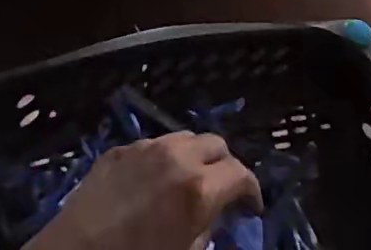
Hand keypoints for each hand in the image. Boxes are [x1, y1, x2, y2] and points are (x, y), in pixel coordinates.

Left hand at [25, 131, 262, 249]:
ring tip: (187, 183)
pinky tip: (151, 185)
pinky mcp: (119, 149)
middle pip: (216, 144)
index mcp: (198, 187)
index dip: (251, 191)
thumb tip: (215, 218)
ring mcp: (146, 147)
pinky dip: (163, 160)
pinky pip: (152, 146)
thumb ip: (207, 232)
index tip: (250, 208)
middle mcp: (177, 156)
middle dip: (224, 166)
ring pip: (185, 138)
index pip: (240, 174)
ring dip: (194, 157)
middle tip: (222, 192)